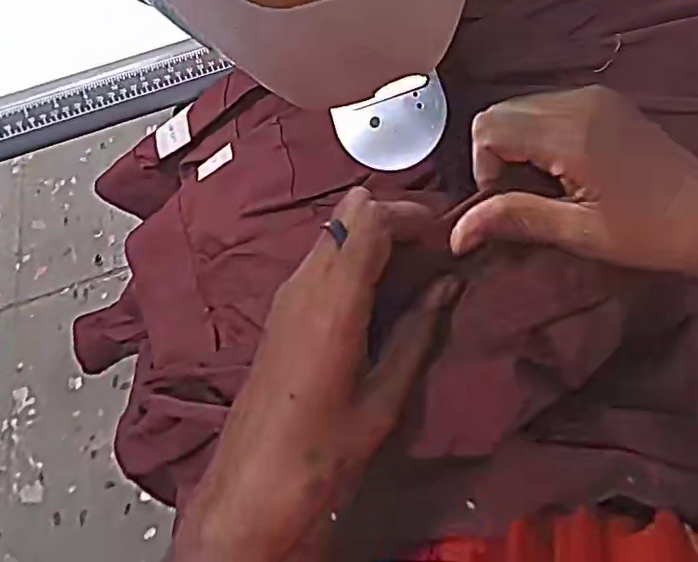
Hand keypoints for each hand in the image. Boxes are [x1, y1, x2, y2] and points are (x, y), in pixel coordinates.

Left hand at [175, 189, 459, 561]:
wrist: (251, 488)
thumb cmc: (322, 451)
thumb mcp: (384, 397)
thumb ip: (417, 331)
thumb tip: (446, 285)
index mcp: (333, 299)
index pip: (370, 216)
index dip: (410, 214)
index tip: (440, 236)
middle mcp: (306, 281)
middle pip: (350, 208)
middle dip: (394, 216)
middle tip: (426, 251)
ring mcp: (289, 290)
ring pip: (336, 227)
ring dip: (374, 235)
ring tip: (408, 274)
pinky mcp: (282, 304)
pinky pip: (323, 254)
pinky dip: (354, 254)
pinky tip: (376, 295)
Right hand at [450, 86, 697, 299]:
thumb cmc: (653, 234)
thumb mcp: (580, 233)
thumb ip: (514, 219)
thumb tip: (457, 232)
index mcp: (570, 133)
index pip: (488, 127)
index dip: (484, 166)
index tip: (510, 201)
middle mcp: (578, 102)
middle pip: (500, 112)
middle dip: (496, 153)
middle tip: (526, 195)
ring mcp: (594, 96)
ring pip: (520, 106)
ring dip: (517, 142)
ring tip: (548, 183)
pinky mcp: (604, 99)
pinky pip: (547, 105)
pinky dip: (539, 132)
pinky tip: (565, 166)